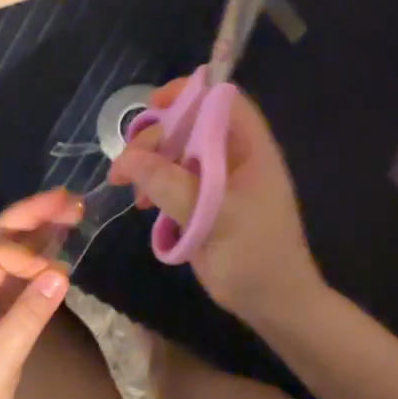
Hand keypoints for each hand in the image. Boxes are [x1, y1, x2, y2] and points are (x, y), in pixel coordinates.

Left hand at [0, 189, 79, 398]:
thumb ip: (29, 314)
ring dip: (38, 226)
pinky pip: (17, 266)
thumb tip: (60, 274)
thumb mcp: (2, 357)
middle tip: (70, 198)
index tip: (57, 275)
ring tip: (72, 207)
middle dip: (33, 215)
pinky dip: (39, 250)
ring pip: (9, 246)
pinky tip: (61, 237)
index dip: (27, 256)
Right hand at [108, 79, 321, 318]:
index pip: (221, 100)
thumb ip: (171, 184)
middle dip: (155, 137)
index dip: (189, 94)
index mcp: (249, 150)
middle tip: (126, 164)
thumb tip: (126, 159)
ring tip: (124, 185)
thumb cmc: (255, 255)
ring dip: (147, 164)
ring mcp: (216, 183)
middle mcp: (232, 159)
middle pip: (188, 126)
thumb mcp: (214, 216)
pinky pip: (172, 183)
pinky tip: (141, 206)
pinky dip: (152, 187)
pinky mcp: (202, 206)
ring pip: (175, 155)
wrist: (272, 304)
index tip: (153, 107)